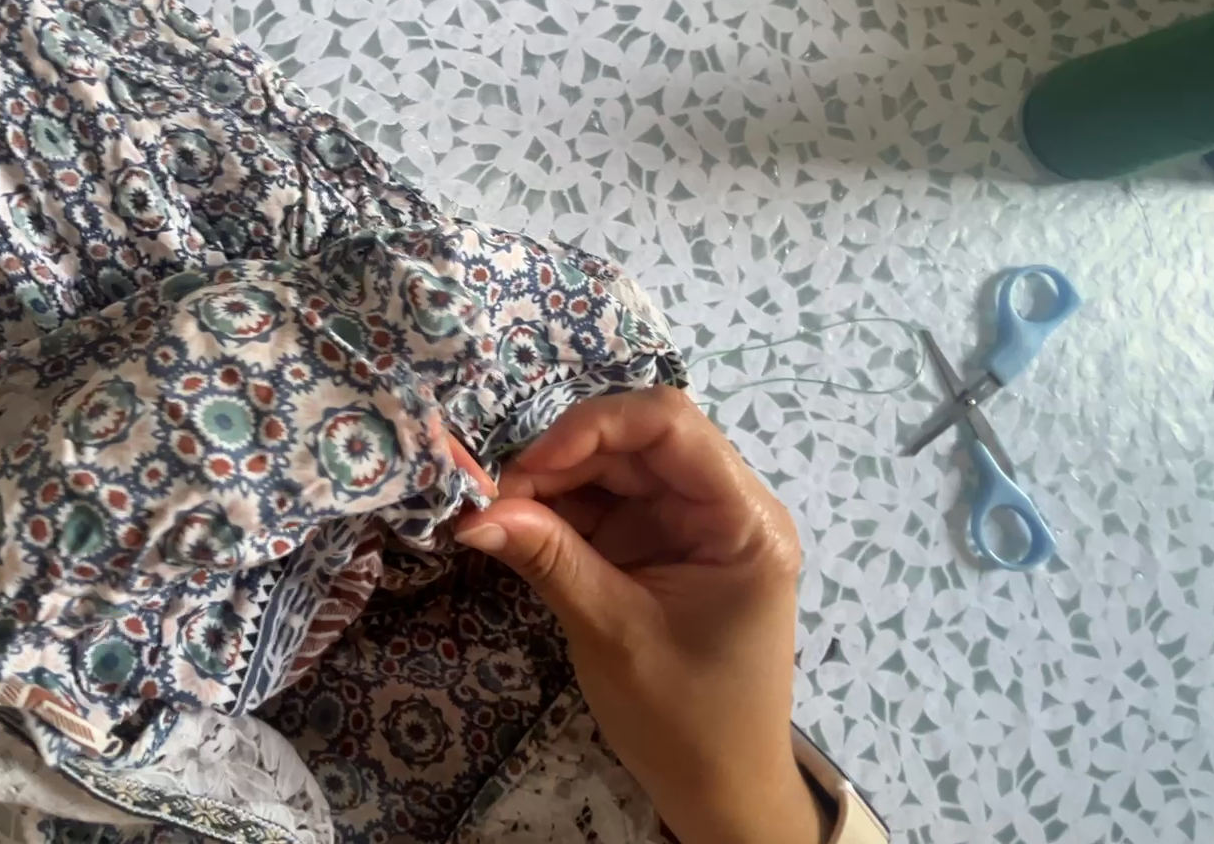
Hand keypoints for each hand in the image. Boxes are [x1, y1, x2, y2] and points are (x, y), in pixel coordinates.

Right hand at [450, 387, 825, 843]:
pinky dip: (554, 506)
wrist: (717, 789)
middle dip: (558, 460)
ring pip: (607, 464)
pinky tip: (520, 527)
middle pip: (631, 440)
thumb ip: (547, 559)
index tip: (528, 466)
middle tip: (495, 500)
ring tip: (500, 517)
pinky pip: (598, 497)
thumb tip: (472, 512)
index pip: (670, 424)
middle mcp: (718, 503)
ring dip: (549, 482)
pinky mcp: (653, 535)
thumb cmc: (687, 720)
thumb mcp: (612, 633)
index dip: (593, 425)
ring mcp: (684, 517)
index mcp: (742, 520)